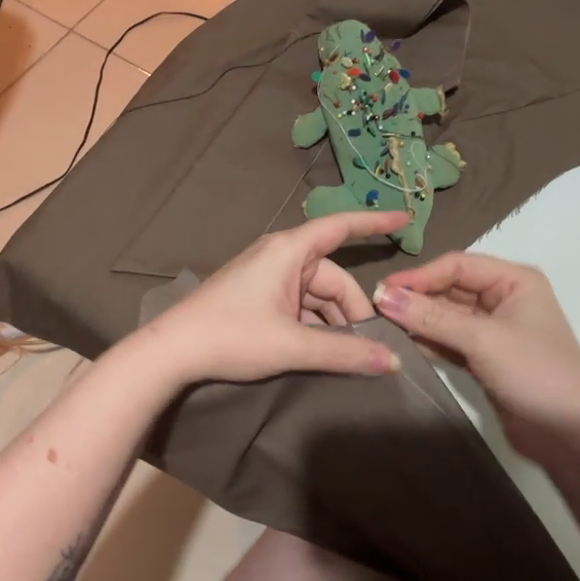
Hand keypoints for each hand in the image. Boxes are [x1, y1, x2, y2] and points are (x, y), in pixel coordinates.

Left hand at [131, 212, 407, 385]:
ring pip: (317, 297)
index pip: (340, 227)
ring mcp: (268, 278)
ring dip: (333, 324)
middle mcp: (280, 257)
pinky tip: (323, 355)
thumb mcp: (291, 345)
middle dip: (352, 311)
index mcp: (288, 251)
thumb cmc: (231, 336)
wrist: (172, 352)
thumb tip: (392, 361)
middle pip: (332, 278)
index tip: (407, 219)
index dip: (374, 224)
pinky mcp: (259, 298)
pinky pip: (299, 306)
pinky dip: (314, 327)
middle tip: (371, 349)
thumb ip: (344, 352)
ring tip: (349, 358)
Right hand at [374, 253, 579, 458]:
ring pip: (447, 315)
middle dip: (417, 297)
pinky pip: (450, 340)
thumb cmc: (535, 374)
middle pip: (450, 288)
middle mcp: (504, 298)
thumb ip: (431, 317)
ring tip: (383, 326)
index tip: (382, 290)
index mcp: (514, 280)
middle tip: (376, 309)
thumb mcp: (482, 341)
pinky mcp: (486, 358)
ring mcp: (495, 330)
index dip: (419, 276)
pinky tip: (404, 345)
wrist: (571, 437)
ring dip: (419, 320)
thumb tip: (382, 295)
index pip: (457, 265)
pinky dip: (430, 341)